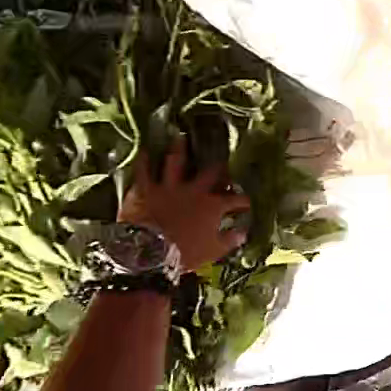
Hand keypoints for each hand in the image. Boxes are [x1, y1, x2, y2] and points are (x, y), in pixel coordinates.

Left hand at [119, 138, 250, 269]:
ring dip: (179, 149)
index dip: (243, 201)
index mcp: (212, 206)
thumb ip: (229, 240)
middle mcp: (194, 190)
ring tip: (181, 137)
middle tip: (223, 162)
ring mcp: (170, 186)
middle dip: (219, 168)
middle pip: (211, 173)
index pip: (235, 200)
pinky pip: (144, 170)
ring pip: (176, 162)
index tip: (247, 203)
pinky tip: (143, 149)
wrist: (151, 252)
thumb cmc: (185, 254)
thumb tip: (243, 234)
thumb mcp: (212, 251)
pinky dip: (143, 160)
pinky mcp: (148, 189)